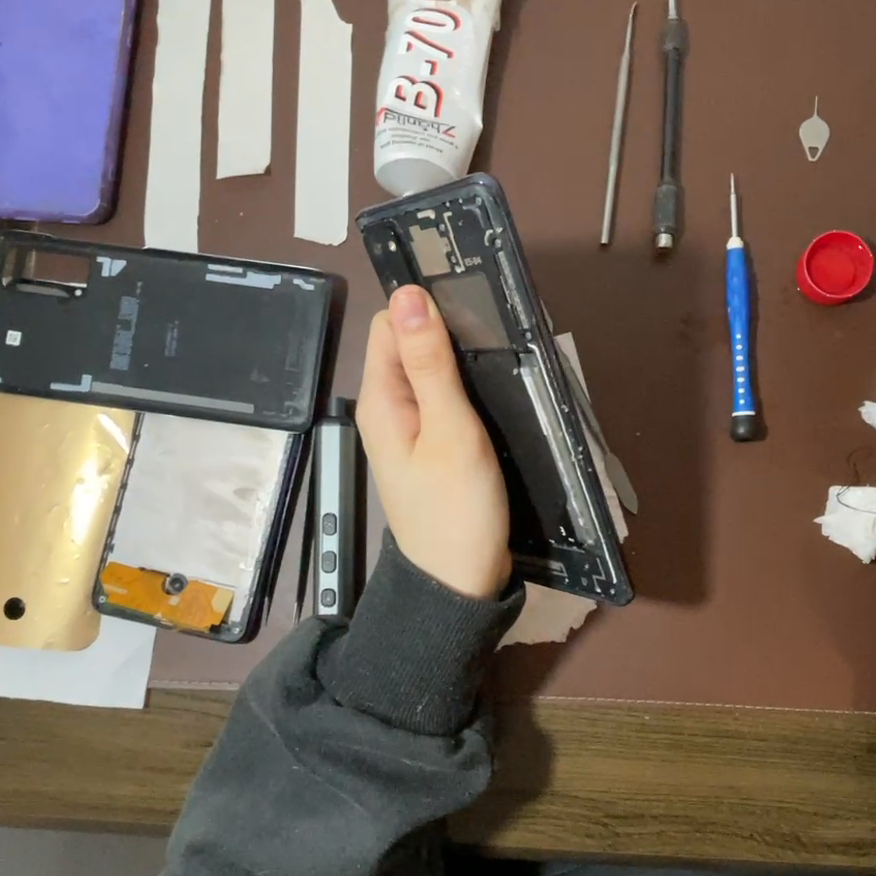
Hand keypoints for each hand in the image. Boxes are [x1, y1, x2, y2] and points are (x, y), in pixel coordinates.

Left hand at [357, 285, 511, 598]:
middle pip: (408, 346)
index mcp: (380, 399)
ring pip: (427, 373)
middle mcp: (386, 409)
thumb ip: (430, 364)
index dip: (423, 309)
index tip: (469, 308)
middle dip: (444, 334)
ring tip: (496, 362)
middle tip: (492, 341)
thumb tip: (408, 295)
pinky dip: (462, 390)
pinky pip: (439, 401)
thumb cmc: (456, 509)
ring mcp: (407, 430)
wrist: (459, 581)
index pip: (389, 324)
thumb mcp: (449, 430)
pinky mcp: (429, 446)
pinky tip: (488, 393)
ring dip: (456, 362)